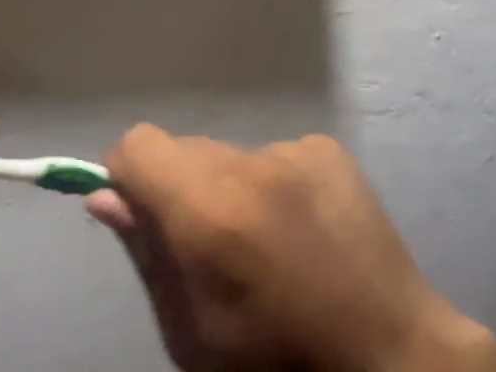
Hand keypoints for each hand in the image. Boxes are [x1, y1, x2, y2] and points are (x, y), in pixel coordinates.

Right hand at [85, 126, 495, 371]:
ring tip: (265, 245)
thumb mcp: (193, 333)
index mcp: (208, 210)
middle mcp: (249, 164)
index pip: (138, 145)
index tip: (138, 214)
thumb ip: (146, 255)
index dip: (127, 176)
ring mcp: (296, 152)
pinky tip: (303, 233)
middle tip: (208, 247)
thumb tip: (103, 197)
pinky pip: (276, 157)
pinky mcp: (330, 152)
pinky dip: (275, 186)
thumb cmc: (279, 362)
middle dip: (180, 188)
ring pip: (230, 155)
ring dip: (229, 188)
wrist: (392, 361)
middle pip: (184, 150)